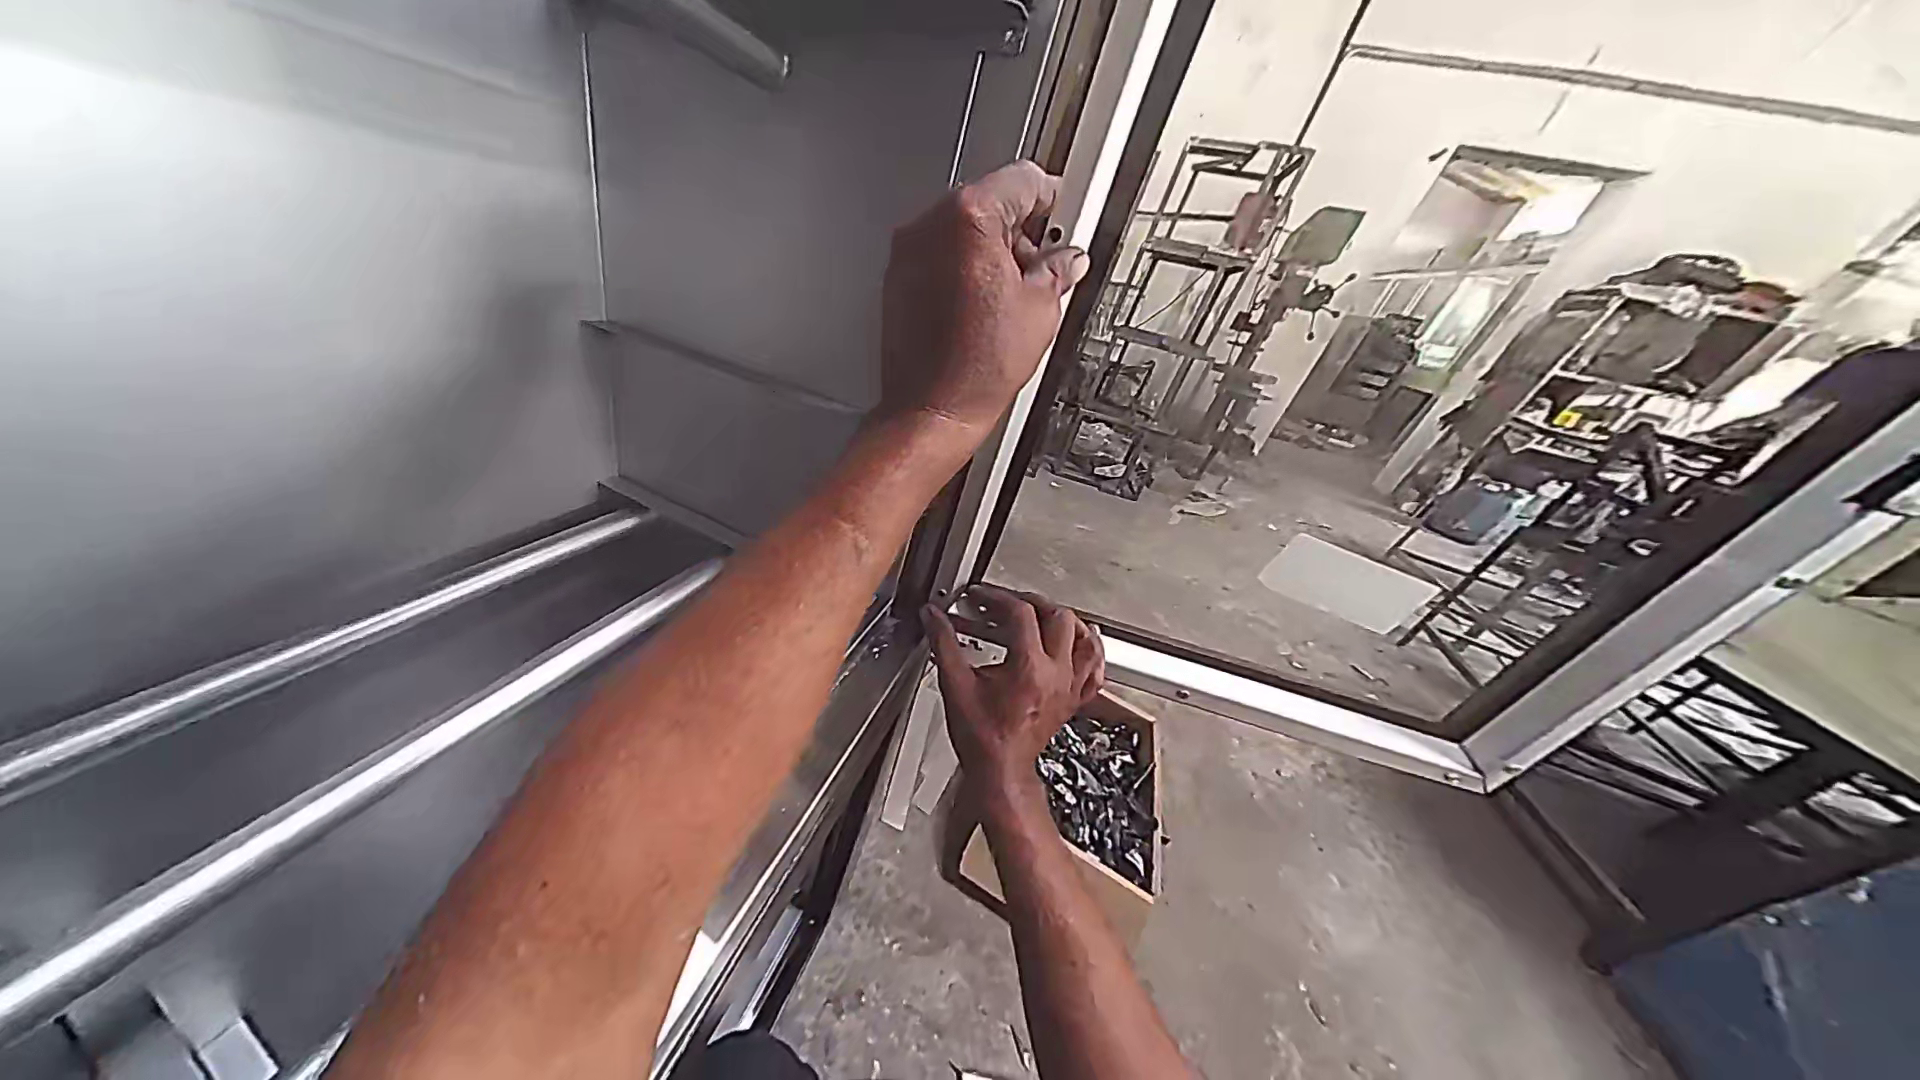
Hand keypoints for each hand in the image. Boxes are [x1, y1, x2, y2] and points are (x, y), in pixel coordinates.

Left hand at [880, 161, 1090, 438]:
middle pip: (989, 202)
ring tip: (1010, 296)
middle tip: (1044, 264)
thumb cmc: (975, 371)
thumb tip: (1066, 260)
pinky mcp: (898, 279)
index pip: (1022, 178)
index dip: (1053, 199)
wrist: (934, 409)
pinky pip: (940, 255)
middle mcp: (930, 226)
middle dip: (1021, 230)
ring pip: (963, 229)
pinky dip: (963, 268)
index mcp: (969, 219)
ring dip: (991, 250)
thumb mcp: (1040, 311)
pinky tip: (982, 307)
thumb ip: (1057, 270)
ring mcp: (909, 252)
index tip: (1063, 216)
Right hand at [922, 585, 1104, 798]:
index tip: (981, 597)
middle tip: (1009, 602)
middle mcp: (1055, 674)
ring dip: (1067, 621)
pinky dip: (1091, 652)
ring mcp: (1069, 687)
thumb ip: (944, 644)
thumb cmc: (982, 737)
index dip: (997, 597)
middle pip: (1058, 617)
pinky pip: (1095, 671)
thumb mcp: (956, 685)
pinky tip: (1083, 642)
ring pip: (1085, 640)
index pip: (1020, 614)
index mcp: (1028, 667)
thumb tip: (933, 617)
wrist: (1000, 770)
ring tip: (1046, 614)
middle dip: (1031, 602)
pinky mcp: (1073, 699)